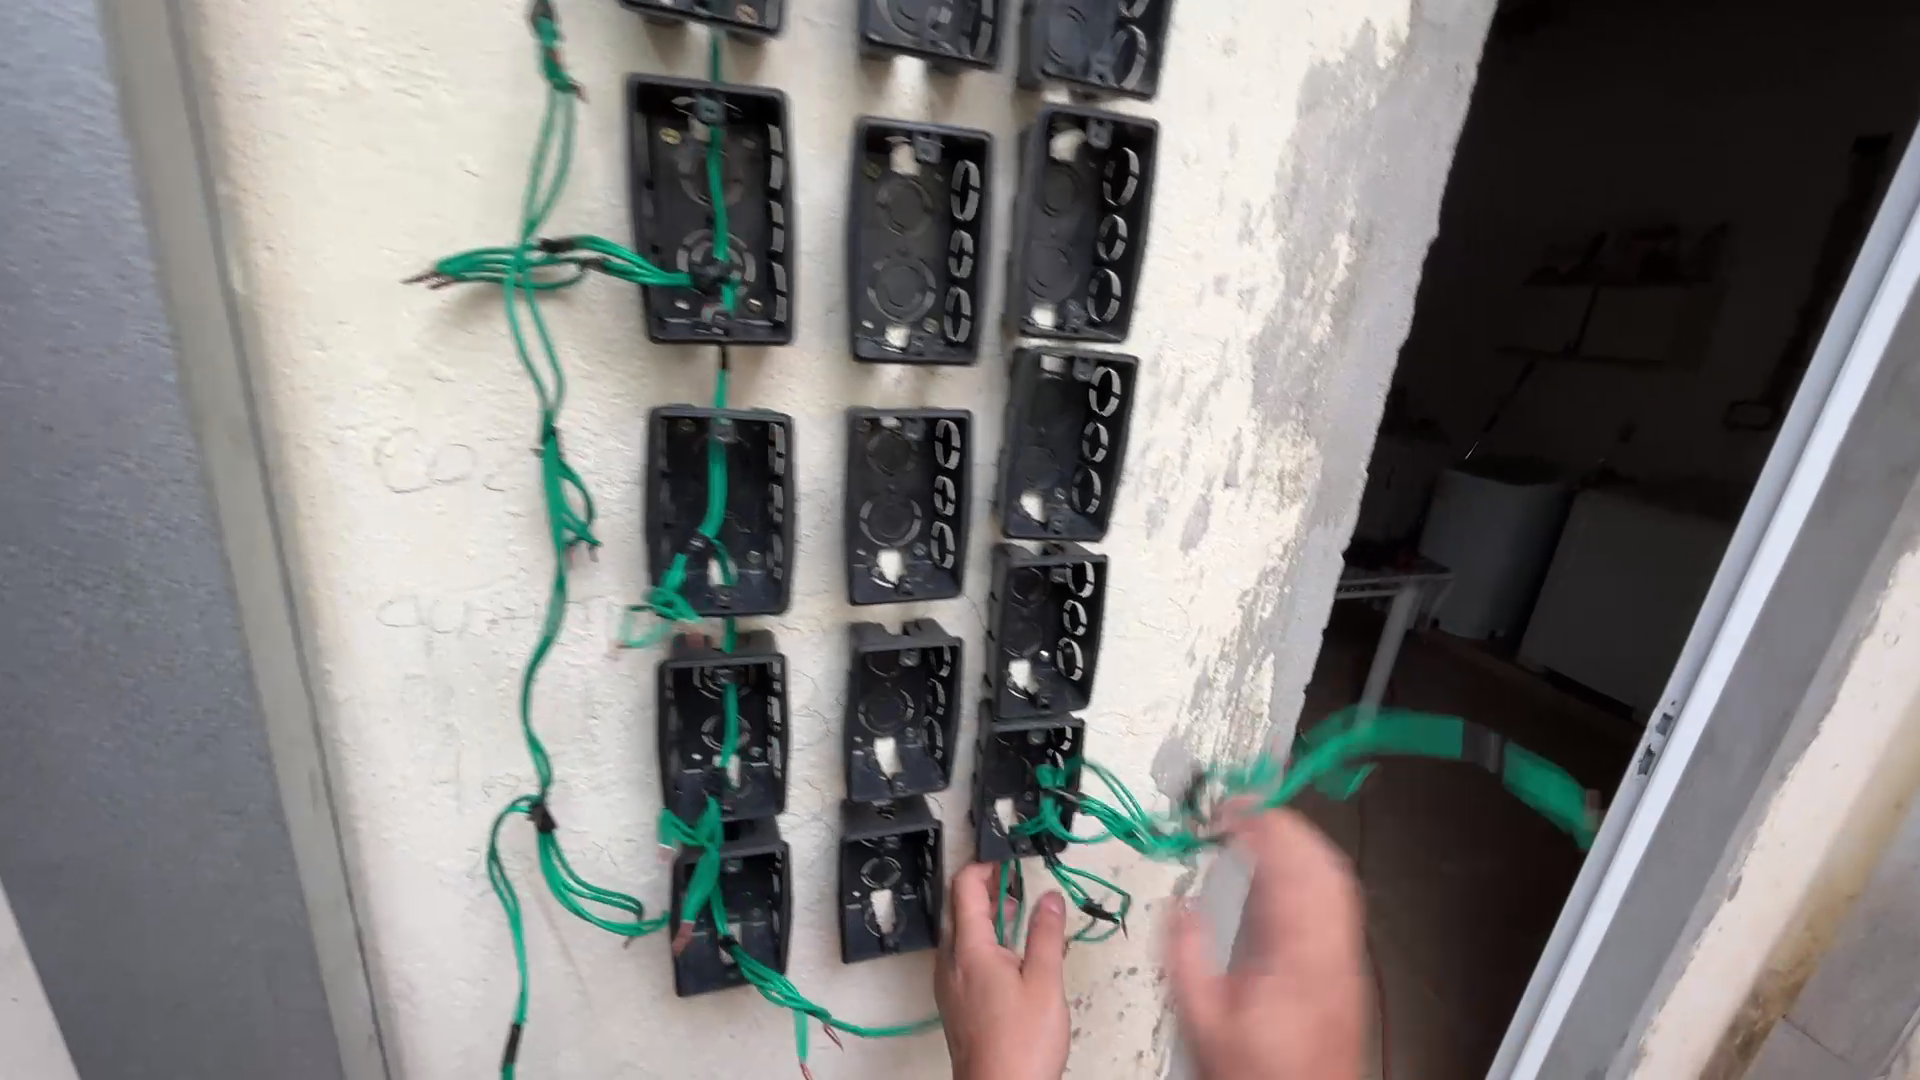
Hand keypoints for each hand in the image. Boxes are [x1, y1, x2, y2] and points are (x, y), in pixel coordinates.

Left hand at [936, 862, 1070, 1079]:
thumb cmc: (1022, 1043)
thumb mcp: (1045, 983)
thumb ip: (1046, 934)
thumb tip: (1050, 896)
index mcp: (968, 948)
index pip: (964, 886)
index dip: (985, 865)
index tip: (1010, 860)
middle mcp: (950, 960)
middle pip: (960, 907)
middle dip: (988, 888)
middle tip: (1017, 882)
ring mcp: (949, 983)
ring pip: (961, 932)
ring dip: (987, 915)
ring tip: (1018, 913)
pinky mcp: (955, 1002)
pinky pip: (962, 956)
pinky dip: (983, 940)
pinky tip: (1009, 953)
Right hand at [1167, 809, 1366, 1079]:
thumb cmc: (1257, 1071)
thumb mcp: (1202, 1018)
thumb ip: (1186, 953)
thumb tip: (1181, 902)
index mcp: (1295, 956)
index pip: (1291, 868)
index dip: (1261, 824)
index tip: (1231, 807)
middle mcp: (1329, 950)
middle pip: (1323, 864)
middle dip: (1283, 822)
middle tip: (1244, 806)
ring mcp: (1345, 957)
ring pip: (1337, 877)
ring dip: (1300, 840)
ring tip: (1261, 825)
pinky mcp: (1347, 964)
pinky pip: (1339, 898)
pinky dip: (1312, 865)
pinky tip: (1287, 866)